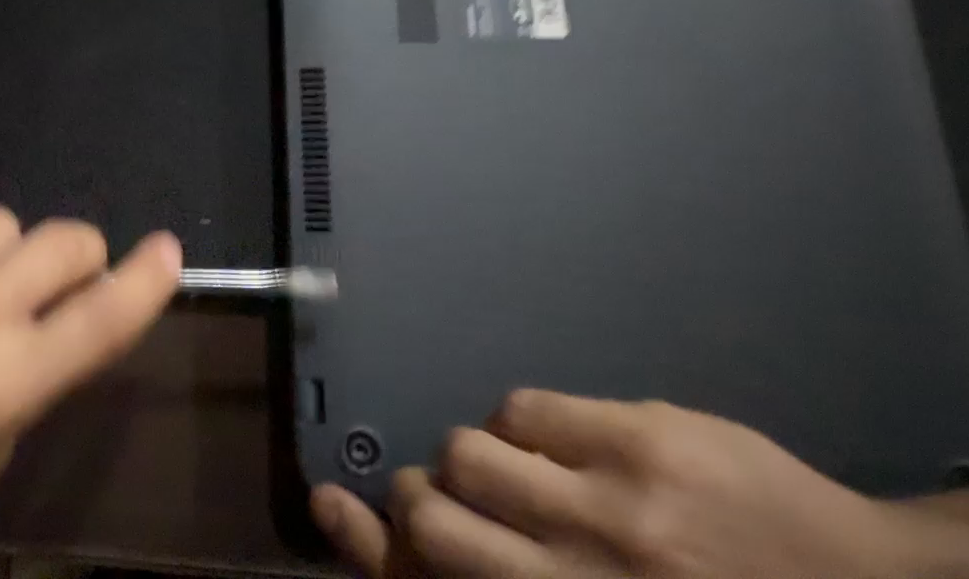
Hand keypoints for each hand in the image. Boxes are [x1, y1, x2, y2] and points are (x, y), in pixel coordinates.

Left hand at [0, 209, 181, 578]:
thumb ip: (51, 365)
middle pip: (61, 242)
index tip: (167, 250)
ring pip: (3, 222)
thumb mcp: (2, 440)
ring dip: (6, 254)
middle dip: (77, 255)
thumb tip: (94, 292)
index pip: (100, 317)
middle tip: (56, 279)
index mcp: (3, 382)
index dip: (146, 280)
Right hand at [311, 390, 968, 578]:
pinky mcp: (640, 436)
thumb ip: (522, 573)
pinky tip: (565, 446)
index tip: (328, 504)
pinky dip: (524, 424)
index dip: (367, 543)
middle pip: (433, 508)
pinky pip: (523, 406)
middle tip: (442, 495)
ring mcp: (611, 503)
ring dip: (475, 456)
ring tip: (518, 471)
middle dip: (421, 495)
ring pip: (469, 448)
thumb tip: (424, 523)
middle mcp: (579, 573)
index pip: (436, 574)